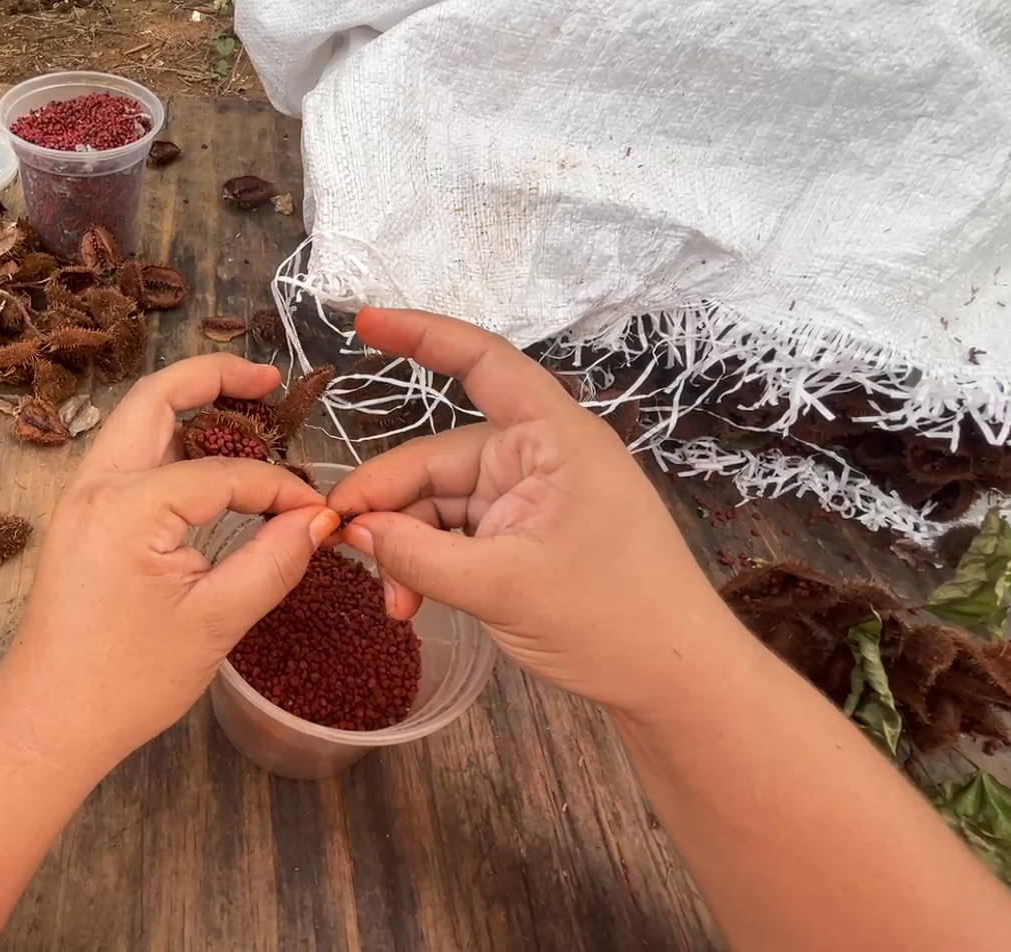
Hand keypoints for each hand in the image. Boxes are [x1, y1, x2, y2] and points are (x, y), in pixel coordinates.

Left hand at [0, 354, 341, 761]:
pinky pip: (128, 454)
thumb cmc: (127, 681)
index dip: (278, 487)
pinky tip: (203, 453)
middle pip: (155, 397)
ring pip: (136, 419)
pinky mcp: (81, 515)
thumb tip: (319, 519)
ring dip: (187, 401)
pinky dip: (169, 439)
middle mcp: (94, 483)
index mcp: (126, 506)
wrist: (48, 718)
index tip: (318, 511)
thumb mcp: (214, 622)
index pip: (222, 474)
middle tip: (268, 380)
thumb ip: (273, 561)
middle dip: (213, 376)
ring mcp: (80, 496)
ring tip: (242, 403)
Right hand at [329, 308, 747, 718]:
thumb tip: (351, 530)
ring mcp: (519, 497)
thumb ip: (417, 556)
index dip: (422, 336)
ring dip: (401, 548)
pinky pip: (446, 534)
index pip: (483, 364)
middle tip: (337, 541)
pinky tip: (407, 603)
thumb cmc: (616, 622)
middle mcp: (532, 457)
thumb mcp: (503, 588)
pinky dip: (420, 564)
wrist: (674, 687)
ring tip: (391, 600)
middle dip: (384, 504)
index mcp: (552, 440)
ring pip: (431, 504)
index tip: (363, 323)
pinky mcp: (510, 533)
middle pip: (432, 459)